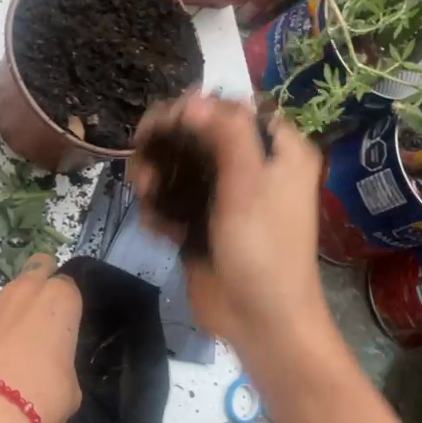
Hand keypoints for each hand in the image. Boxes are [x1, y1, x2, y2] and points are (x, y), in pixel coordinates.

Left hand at [0, 253, 82, 422]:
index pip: (69, 287)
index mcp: (59, 300)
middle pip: (37, 268)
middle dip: (39, 283)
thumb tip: (50, 367)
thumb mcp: (70, 387)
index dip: (66, 306)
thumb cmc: (39, 398)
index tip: (63, 328)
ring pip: (3, 296)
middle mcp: (24, 290)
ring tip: (1, 350)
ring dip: (6, 312)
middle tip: (38, 320)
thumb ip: (62, 363)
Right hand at [129, 93, 332, 358]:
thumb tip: (191, 100)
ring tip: (145, 195)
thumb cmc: (264, 249)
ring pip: (180, 169)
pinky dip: (160, 210)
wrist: (261, 322)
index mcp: (278, 151)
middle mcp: (253, 168)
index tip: (165, 121)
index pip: (234, 109)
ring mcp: (226, 200)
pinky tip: (156, 227)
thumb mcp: (250, 183)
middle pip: (200, 136)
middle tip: (143, 160)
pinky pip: (174, 204)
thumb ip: (225, 133)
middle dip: (167, 145)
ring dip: (156, 177)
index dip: (197, 109)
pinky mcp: (203, 227)